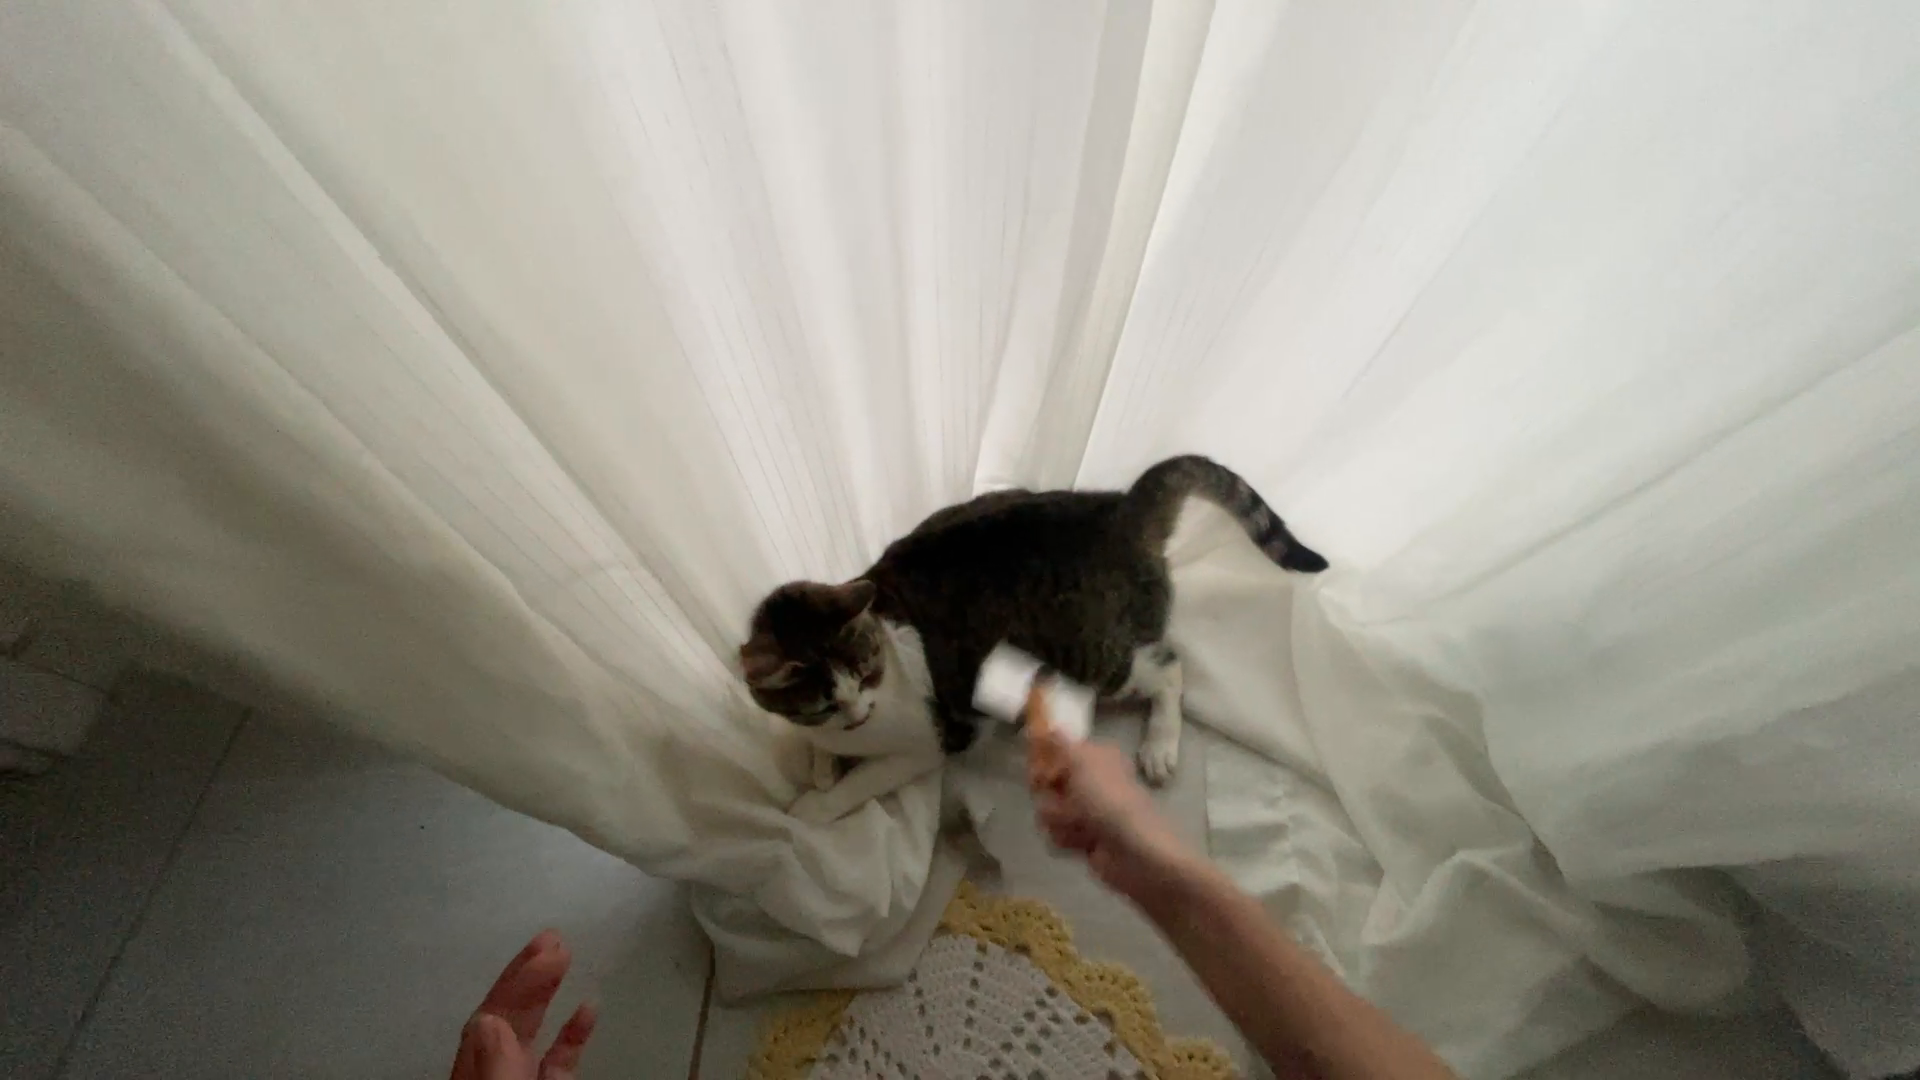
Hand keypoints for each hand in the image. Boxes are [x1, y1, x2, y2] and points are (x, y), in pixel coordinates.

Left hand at [449, 930, 597, 1079]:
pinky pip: (561, 1054)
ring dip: (548, 989)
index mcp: (475, 1071)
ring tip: (566, 952)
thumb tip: (489, 1018)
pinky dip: (575, 1028)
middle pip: (508, 1014)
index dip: (515, 978)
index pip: (490, 1016)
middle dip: (529, 973)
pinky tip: (590, 1004)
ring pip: (531, 1028)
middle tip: (553, 935)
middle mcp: (495, 1068)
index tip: (544, 946)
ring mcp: (523, 1077)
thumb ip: (495, 1064)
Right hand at [1034, 736, 1197, 903]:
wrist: (1134, 852)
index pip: (1056, 753)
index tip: (1038, 773)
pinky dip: (1065, 840)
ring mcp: (1084, 811)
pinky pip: (1055, 835)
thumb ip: (1060, 743)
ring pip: (1047, 811)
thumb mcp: (1082, 762)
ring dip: (1058, 820)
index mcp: (1094, 758)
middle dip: (1050, 796)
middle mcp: (1089, 782)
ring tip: (1078, 826)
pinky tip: (1080, 844)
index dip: (1043, 763)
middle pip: (1046, 784)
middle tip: (1063, 802)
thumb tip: (1048, 725)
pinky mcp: (1081, 838)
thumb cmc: (1109, 801)